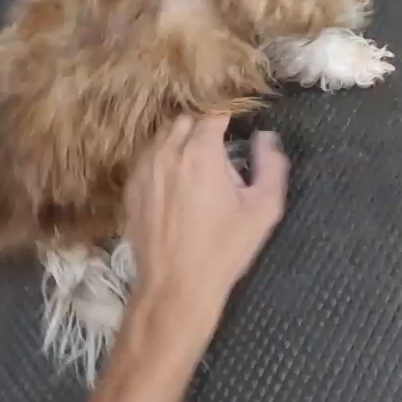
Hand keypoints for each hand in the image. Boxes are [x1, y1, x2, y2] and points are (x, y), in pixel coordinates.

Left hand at [122, 115, 288, 351]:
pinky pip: (147, 159)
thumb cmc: (224, 248)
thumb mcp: (263, 209)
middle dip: (203, 128)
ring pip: (162, 137)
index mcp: (201, 152)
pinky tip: (174, 182)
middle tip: (219, 150)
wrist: (176, 286)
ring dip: (180, 142)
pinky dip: (162, 160)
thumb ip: (271, 165)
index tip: (236, 128)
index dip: (227, 118)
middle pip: (185, 120)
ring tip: (196, 165)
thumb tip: (266, 138)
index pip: (213, 114)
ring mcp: (144, 170)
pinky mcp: (131, 189)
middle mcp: (168, 153)